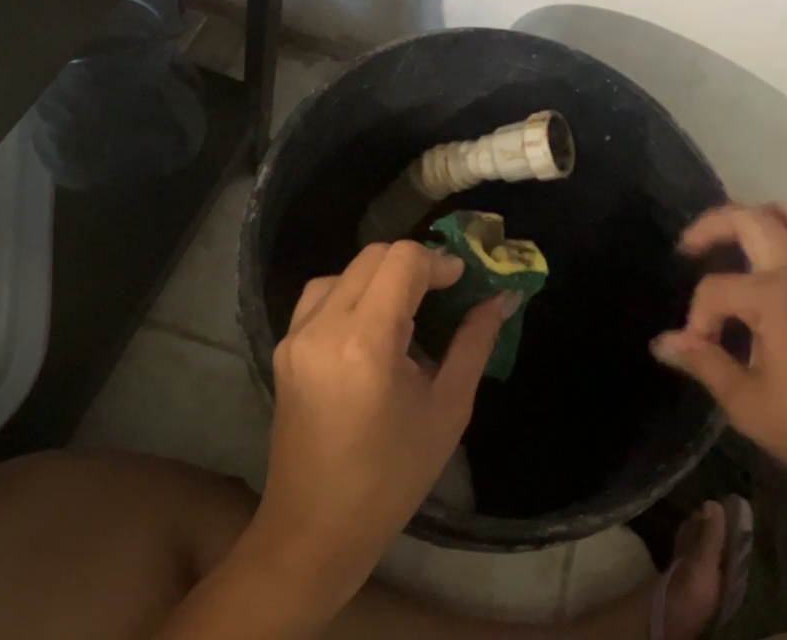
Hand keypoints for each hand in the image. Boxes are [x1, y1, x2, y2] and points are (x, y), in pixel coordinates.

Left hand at [256, 241, 513, 591]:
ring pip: (344, 272)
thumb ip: (475, 343)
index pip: (402, 261)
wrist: (315, 529)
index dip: (440, 262)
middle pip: (373, 257)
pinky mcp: (284, 349)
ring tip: (411, 311)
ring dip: (382, 276)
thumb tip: (501, 298)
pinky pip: (321, 297)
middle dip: (415, 265)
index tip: (464, 283)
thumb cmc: (391, 477)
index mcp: (365, 341)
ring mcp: (296, 337)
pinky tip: (375, 326)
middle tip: (447, 293)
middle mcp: (322, 327)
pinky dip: (353, 293)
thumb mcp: (448, 409)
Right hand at [651, 204, 786, 494]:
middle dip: (713, 227)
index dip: (697, 319)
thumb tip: (663, 342)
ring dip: (763, 214)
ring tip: (737, 237)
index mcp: (776, 298)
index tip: (697, 351)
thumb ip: (703, 362)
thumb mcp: (746, 402)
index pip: (716, 288)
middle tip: (688, 249)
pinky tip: (771, 261)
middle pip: (753, 219)